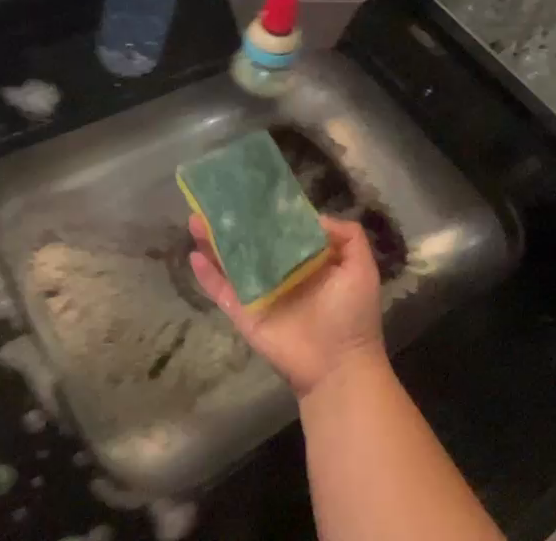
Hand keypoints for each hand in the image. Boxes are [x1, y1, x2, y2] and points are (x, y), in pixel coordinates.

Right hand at [190, 214, 386, 397]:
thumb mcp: (361, 268)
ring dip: (211, 242)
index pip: (279, 230)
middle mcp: (277, 272)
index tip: (248, 189)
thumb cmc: (351, 315)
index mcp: (303, 260)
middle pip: (248, 242)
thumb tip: (315, 216)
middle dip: (230, 222)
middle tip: (212, 200)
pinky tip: (193, 255)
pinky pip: (220, 291)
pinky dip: (206, 275)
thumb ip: (348, 236)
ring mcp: (257, 292)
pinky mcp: (242, 312)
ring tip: (195, 219)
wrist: (337, 366)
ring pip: (228, 262)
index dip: (264, 211)